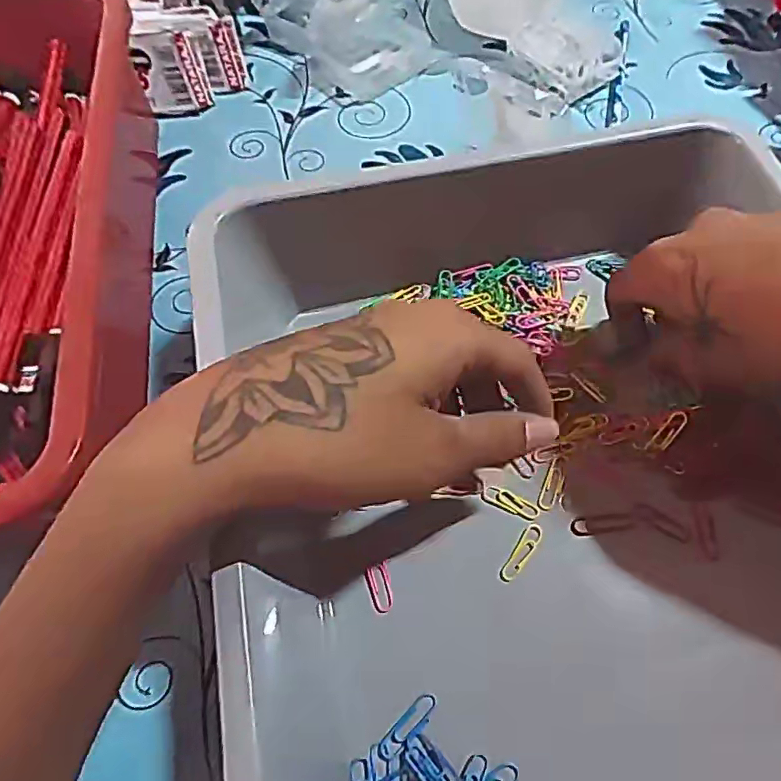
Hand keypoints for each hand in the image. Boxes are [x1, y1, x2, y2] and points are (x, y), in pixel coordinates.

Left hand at [87, 299, 557, 518]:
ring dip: (458, 413)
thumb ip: (499, 437)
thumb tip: (549, 429)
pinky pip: (404, 372)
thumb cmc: (349, 443)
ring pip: (439, 367)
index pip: (516, 356)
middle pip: (478, 359)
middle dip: (494, 409)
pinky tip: (408, 445)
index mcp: (450, 331)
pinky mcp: (342, 348)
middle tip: (495, 457)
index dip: (536, 400)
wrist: (232, 432)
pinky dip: (422, 407)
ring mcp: (374, 328)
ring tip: (453, 464)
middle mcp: (416, 316)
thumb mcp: (435, 452)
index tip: (541, 440)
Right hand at [604, 208, 780, 406]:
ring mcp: (749, 218)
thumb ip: (673, 358)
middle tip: (689, 350)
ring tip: (737, 333)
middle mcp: (702, 226)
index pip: (621, 287)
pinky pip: (740, 251)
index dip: (622, 325)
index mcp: (673, 259)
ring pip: (703, 259)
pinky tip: (774, 311)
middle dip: (664, 309)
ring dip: (702, 294)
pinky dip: (737, 280)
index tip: (639, 357)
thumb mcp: (723, 365)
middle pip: (661, 269)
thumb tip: (654, 353)